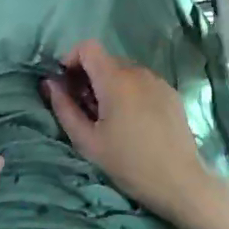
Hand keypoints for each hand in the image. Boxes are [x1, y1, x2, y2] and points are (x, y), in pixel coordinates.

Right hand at [42, 40, 227, 226]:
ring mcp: (158, 81)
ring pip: (124, 71)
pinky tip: (133, 122)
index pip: (88, 47)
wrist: (179, 182)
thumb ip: (64, 107)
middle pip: (105, 60)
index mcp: (116, 79)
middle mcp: (138, 72)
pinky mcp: (171, 93)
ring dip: (110, 86)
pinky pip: (142, 83)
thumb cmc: (128, 163)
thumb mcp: (87, 141)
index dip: (71, 59)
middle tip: (86, 110)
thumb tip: (49, 83)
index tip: (67, 85)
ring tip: (110, 120)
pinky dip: (130, 92)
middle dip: (89, 77)